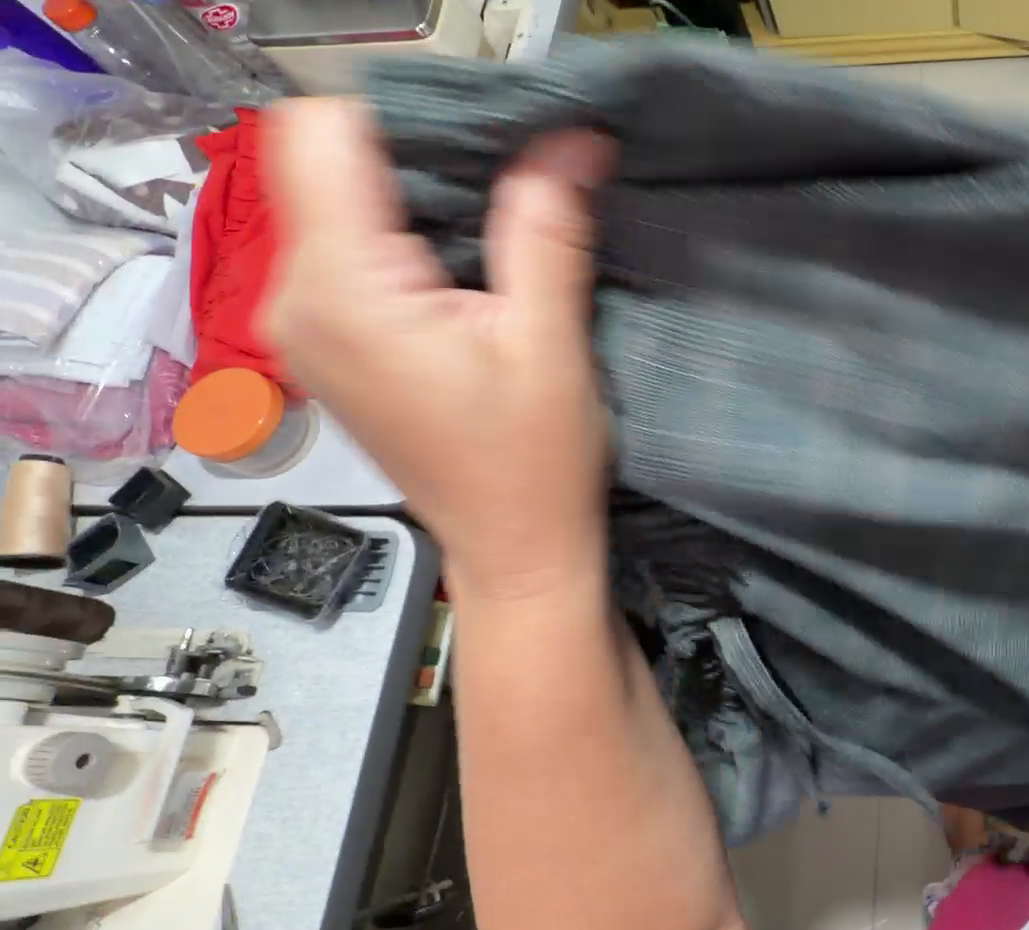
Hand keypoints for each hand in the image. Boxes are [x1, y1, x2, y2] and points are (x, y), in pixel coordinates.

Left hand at [260, 98, 612, 597]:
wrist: (515, 549)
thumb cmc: (536, 466)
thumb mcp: (552, 344)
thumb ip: (548, 233)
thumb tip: (572, 143)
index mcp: (345, 293)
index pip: (325, 133)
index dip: (409, 124)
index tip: (492, 158)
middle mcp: (298, 302)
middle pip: (329, 168)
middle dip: (424, 167)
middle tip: (515, 205)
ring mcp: (306, 329)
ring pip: (340, 210)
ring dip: (420, 211)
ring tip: (500, 254)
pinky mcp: (331, 349)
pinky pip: (350, 258)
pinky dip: (409, 251)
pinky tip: (472, 290)